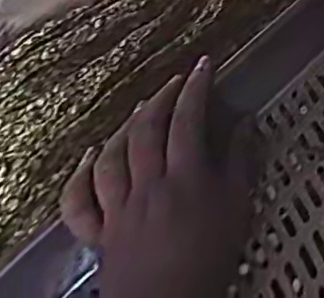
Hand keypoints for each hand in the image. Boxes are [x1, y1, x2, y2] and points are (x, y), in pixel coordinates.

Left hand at [60, 57, 255, 297]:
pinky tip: (89, 155)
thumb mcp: (239, 206)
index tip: (203, 65)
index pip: (187, 120)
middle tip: (175, 81)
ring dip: (126, 127)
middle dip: (161, 98)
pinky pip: (79, 202)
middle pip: (146, 131)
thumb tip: (245, 122)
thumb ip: (241, 161)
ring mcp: (119, 211)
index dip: (195, 87)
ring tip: (141, 108)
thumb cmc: (209, 258)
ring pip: (112, 157)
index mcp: (185, 178)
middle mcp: (148, 187)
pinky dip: (80, 175)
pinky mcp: (99, 235)